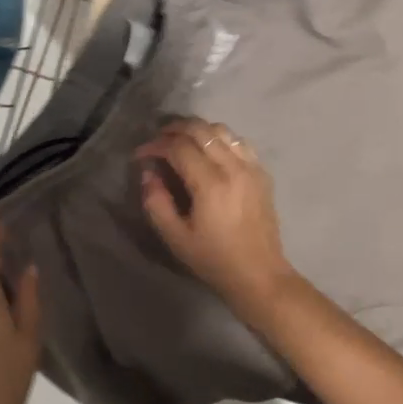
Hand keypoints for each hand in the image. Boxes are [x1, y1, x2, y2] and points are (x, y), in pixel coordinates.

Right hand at [136, 118, 299, 314]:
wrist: (260, 275)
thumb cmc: (214, 259)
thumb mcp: (175, 237)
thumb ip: (156, 202)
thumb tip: (148, 173)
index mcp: (211, 184)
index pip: (178, 147)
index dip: (155, 145)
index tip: (141, 155)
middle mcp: (233, 167)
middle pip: (201, 129)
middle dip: (174, 129)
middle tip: (158, 140)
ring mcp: (252, 167)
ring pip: (222, 130)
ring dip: (197, 130)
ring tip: (181, 142)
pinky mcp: (262, 173)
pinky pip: (239, 142)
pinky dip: (219, 139)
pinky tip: (209, 152)